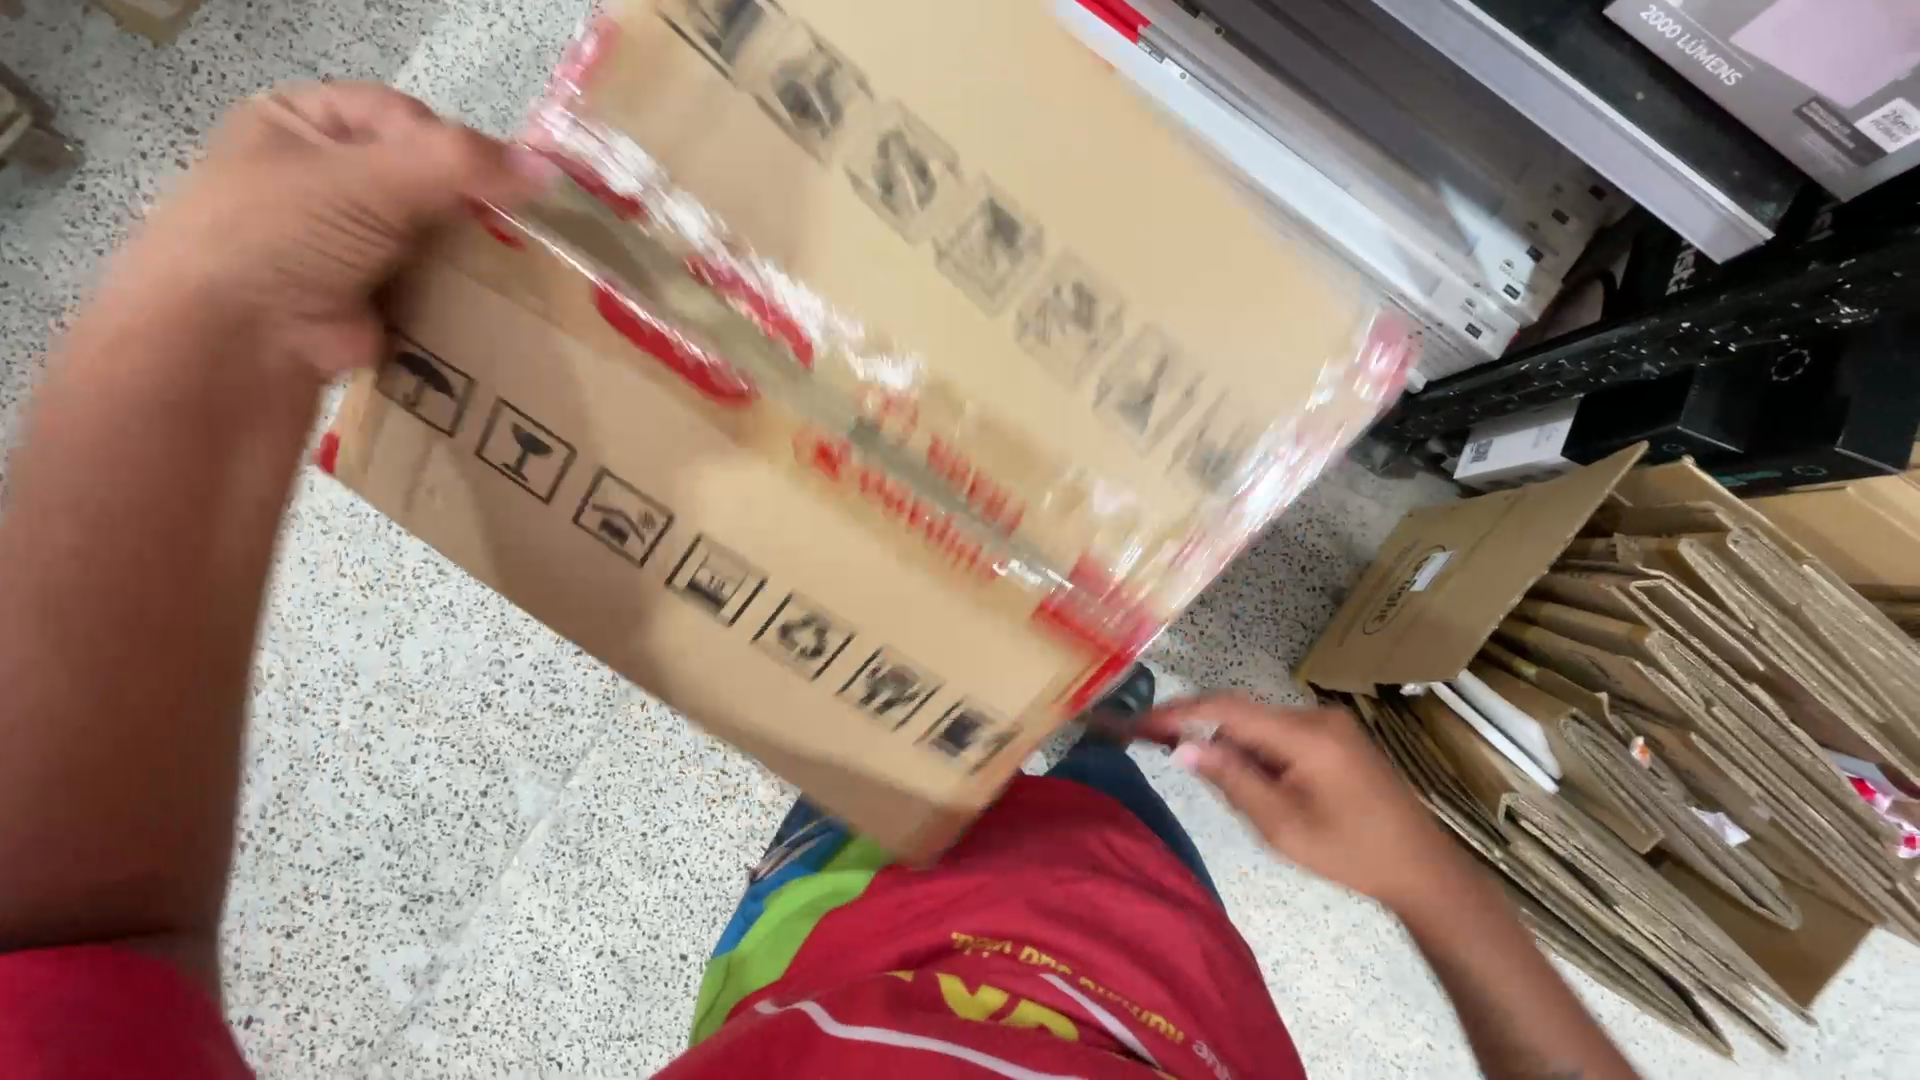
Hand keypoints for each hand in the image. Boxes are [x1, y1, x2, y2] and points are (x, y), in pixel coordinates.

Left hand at [103, 82, 543, 378]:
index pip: (402, 115)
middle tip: (519, 228)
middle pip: (430, 176)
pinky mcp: (387, 295)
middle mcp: (331, 177)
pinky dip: (472, 289)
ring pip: (442, 232)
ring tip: (523, 266)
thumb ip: (456, 166)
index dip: (450, 143)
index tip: (491, 182)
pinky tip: (504, 297)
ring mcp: (360, 241)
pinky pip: (442, 281)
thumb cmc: (282, 236)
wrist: (242, 341)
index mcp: (302, 123)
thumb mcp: (364, 181)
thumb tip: (549, 172)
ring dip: (479, 249)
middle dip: (474, 202)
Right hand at [1145, 697, 1477, 913]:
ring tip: (1230, 790)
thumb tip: (1183, 748)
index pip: (1226, 708)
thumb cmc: (1351, 854)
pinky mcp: (1335, 738)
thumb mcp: (1281, 825)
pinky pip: (1279, 734)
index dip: (1178, 712)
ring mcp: (1329, 725)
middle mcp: (1315, 716)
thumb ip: (1231, 780)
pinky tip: (1258, 786)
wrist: (1425, 871)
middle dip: (1203, 731)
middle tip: (1163, 751)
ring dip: (1234, 748)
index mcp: (1304, 734)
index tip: (1139, 721)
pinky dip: (1257, 753)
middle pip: (1242, 713)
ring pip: (1260, 725)